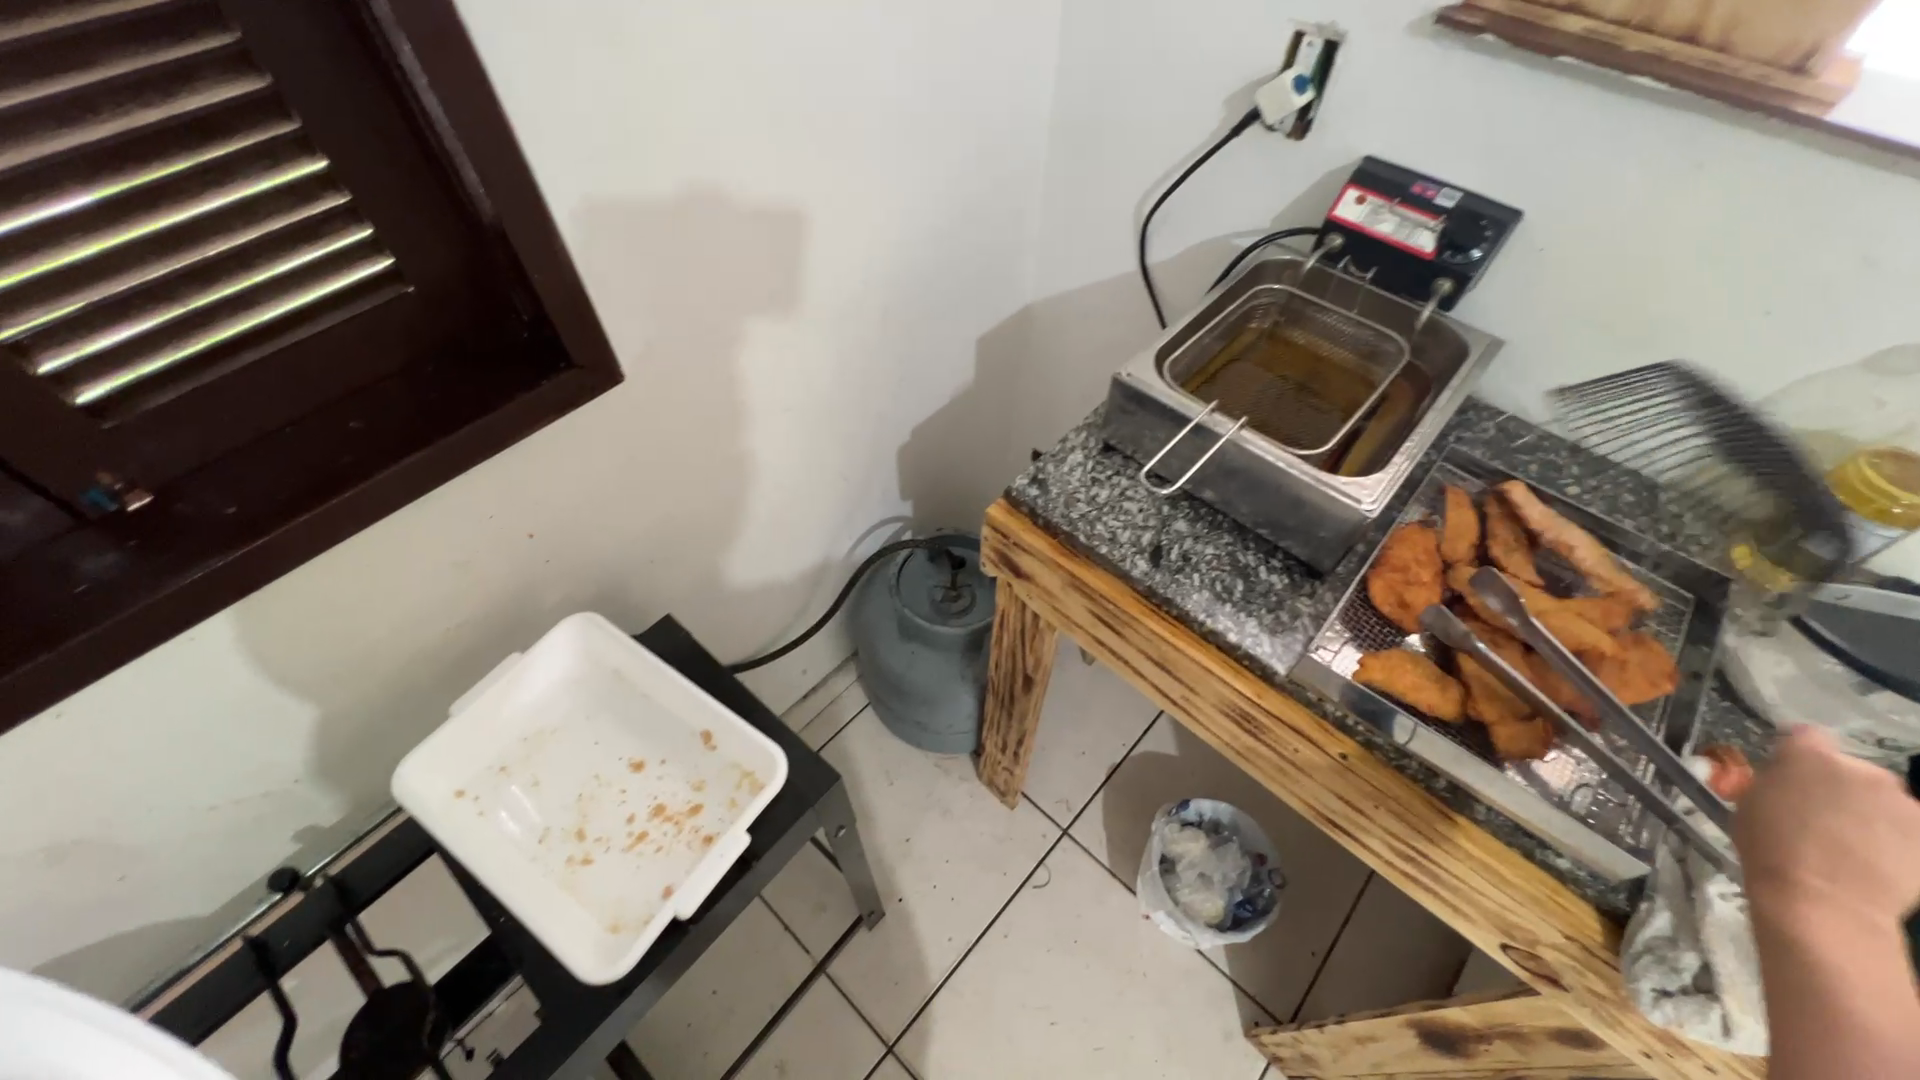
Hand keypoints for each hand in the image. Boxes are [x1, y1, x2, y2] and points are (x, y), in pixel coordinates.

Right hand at [1733, 726, 1919, 928]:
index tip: (1792, 772)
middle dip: (1841, 787)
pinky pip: (1907, 828)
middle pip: (1852, 769)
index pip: (1806, 735)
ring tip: (1856, 845)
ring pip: (1885, 800)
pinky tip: (1878, 861)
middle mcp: (1861, 770)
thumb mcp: (1751, 804)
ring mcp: (1903, 802)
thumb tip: (1794, 782)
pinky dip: (1897, 839)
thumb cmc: (1769, 848)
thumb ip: (1777, 782)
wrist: (1824, 899)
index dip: (1799, 752)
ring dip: (1871, 813)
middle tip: (1824, 817)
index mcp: (1806, 756)